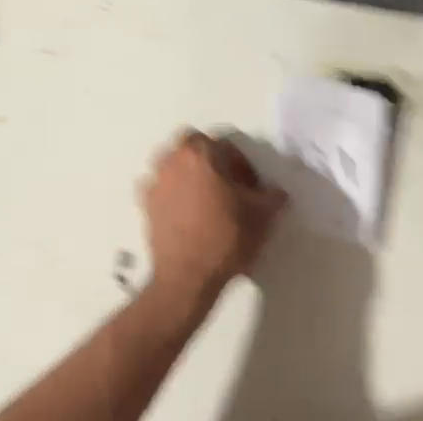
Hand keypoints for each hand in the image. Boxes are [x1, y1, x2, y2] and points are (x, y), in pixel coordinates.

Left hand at [142, 130, 287, 296]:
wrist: (186, 277)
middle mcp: (173, 158)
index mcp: (202, 153)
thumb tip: (277, 192)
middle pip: (194, 148)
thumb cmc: (226, 238)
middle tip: (226, 187)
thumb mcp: (262, 217)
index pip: (227, 147)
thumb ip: (273, 197)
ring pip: (174, 164)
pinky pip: (162, 188)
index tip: (251, 188)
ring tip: (205, 202)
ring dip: (189, 175)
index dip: (243, 166)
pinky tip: (187, 216)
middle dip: (211, 161)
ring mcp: (155, 180)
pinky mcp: (145, 203)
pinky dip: (173, 194)